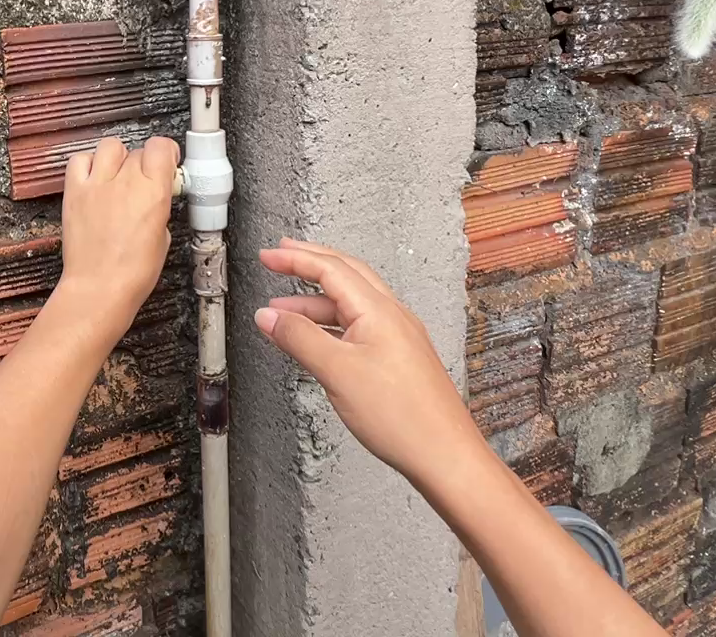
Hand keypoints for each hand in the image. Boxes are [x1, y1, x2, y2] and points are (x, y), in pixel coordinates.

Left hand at [56, 136, 179, 343]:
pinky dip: (87, 164)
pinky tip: (94, 179)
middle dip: (143, 163)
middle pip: (138, 150)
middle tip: (142, 182)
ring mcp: (97, 184)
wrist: (99, 288)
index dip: (165, 152)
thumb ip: (158, 209)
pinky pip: (79, 160)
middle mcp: (126, 182)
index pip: (161, 147)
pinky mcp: (75, 191)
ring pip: (110, 146)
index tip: (165, 161)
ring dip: (117, 157)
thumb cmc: (132, 273)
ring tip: (117, 175)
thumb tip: (154, 200)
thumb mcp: (163, 238)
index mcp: (154, 193)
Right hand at [254, 239, 482, 486]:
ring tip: (282, 310)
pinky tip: (314, 337)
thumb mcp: (337, 372)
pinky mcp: (398, 357)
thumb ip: (298, 338)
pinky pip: (357, 325)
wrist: (447, 460)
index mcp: (378, 311)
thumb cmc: (403, 418)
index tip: (267, 255)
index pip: (330, 268)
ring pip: (350, 302)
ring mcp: (397, 336)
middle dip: (309, 262)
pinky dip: (329, 322)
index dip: (294, 258)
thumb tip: (268, 316)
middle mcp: (391, 316)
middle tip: (281, 255)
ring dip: (314, 299)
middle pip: (345, 273)